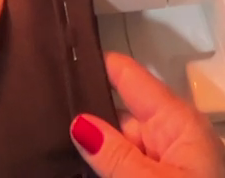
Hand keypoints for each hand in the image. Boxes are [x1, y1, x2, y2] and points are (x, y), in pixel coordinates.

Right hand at [70, 52, 224, 177]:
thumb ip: (116, 156)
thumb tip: (79, 122)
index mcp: (176, 120)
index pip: (125, 73)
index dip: (91, 63)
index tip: (55, 58)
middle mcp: (170, 136)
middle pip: (115, 114)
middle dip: (86, 123)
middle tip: (48, 125)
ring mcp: (166, 166)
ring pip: (117, 149)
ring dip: (94, 156)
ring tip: (62, 152)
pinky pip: (126, 170)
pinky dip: (107, 172)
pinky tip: (83, 172)